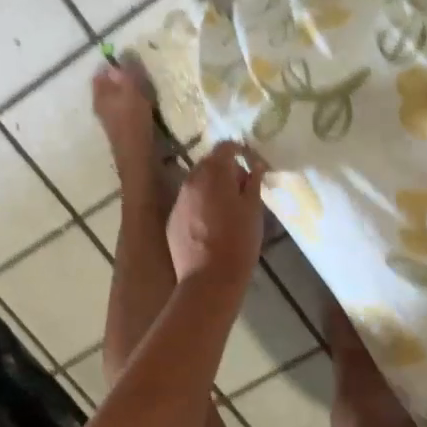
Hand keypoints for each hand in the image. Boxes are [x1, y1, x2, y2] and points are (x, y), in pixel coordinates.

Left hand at [167, 141, 266, 296]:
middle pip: (208, 164)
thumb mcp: (253, 210)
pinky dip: (200, 206)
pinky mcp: (172, 221)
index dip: (239, 150)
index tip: (250, 162)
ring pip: (197, 185)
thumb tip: (254, 166)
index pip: (224, 147)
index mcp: (213, 174)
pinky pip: (188, 204)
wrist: (209, 279)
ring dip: (212, 188)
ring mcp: (178, 202)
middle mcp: (191, 182)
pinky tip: (212, 226)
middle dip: (225, 170)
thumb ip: (253, 183)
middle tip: (243, 188)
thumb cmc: (239, 242)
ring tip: (228, 209)